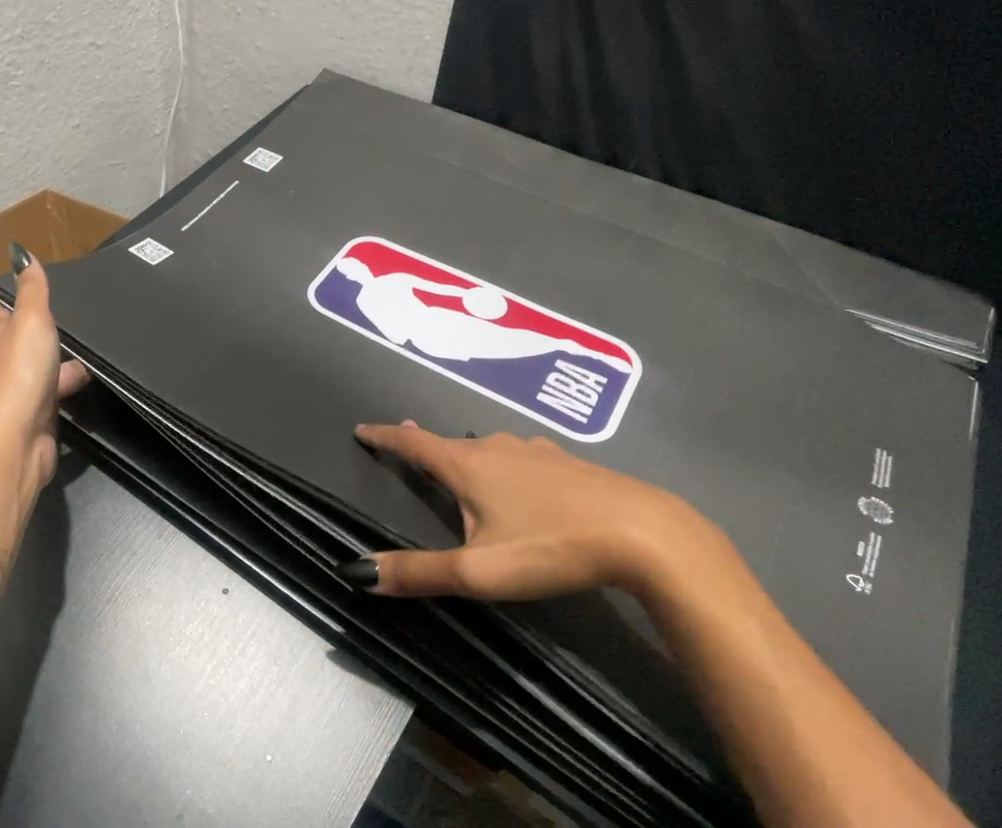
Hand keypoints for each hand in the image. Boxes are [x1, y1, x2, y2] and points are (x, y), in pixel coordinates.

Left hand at [0, 243, 89, 487]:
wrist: (18, 436)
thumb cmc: (21, 372)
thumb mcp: (31, 321)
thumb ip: (32, 290)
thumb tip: (18, 251)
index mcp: (1, 342)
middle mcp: (6, 369)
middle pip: (14, 347)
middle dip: (20, 336)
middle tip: (34, 324)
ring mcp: (23, 398)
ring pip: (41, 375)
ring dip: (54, 367)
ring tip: (78, 359)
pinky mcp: (40, 423)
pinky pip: (57, 401)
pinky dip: (67, 394)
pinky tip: (83, 392)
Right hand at [344, 423, 715, 601]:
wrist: (645, 534)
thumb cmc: (551, 547)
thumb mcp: (477, 571)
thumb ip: (417, 572)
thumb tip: (355, 571)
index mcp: (468, 467)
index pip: (414, 445)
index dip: (385, 437)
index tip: (363, 428)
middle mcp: (498, 449)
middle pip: (452, 442)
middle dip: (425, 444)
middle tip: (406, 443)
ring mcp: (539, 453)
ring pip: (490, 447)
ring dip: (467, 451)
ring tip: (461, 460)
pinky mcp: (573, 465)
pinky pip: (524, 456)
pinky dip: (506, 462)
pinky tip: (522, 475)